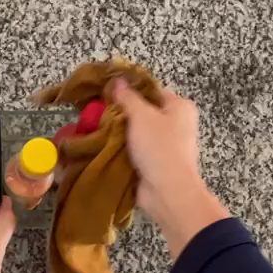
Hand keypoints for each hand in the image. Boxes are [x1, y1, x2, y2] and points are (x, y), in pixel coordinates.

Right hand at [108, 79, 229, 258]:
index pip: (151, 90)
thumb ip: (127, 97)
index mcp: (179, 107)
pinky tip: (100, 146)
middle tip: (95, 111)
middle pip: (142, 111)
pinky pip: (133, 150)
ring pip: (135, 132)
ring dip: (117, 133)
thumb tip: (117, 80)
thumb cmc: (160, 148)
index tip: (105, 91)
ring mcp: (164, 145)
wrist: (167, 192)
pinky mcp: (153, 162)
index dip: (129, 89)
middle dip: (119, 113)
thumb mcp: (142, 116)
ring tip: (93, 128)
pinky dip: (119, 149)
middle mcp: (175, 124)